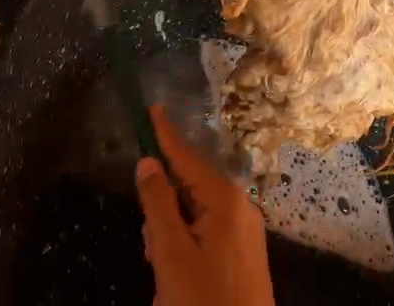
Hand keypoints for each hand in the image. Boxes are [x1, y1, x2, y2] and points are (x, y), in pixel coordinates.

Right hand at [135, 107, 274, 305]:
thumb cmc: (204, 300)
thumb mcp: (171, 253)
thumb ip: (158, 203)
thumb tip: (148, 162)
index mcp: (225, 200)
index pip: (187, 156)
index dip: (165, 134)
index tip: (152, 108)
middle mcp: (240, 208)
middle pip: (190, 185)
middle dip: (164, 204)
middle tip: (151, 244)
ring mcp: (245, 232)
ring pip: (195, 212)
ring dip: (172, 231)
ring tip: (164, 270)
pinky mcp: (244, 255)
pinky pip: (207, 232)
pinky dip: (186, 243)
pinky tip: (176, 274)